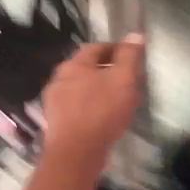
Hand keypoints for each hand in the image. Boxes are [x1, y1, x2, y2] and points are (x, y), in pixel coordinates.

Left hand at [38, 36, 144, 176]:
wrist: (76, 154)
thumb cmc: (101, 110)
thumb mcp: (123, 78)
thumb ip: (129, 55)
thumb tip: (135, 35)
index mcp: (73, 65)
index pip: (96, 47)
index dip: (116, 49)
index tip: (133, 58)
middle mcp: (59, 80)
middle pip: (88, 68)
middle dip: (109, 71)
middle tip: (129, 80)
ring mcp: (55, 103)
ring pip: (83, 89)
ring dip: (101, 90)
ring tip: (121, 101)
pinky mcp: (56, 123)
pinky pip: (78, 107)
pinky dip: (93, 107)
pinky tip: (106, 118)